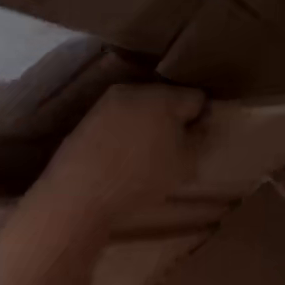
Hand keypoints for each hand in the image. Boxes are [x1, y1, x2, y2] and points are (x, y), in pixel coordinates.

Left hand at [31, 83, 206, 223]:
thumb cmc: (141, 178)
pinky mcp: (89, 116)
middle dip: (175, 117)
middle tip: (175, 146)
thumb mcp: (184, 163)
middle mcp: (136, 90)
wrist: (80, 194)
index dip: (202, 116)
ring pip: (143, 106)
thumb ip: (200, 137)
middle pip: (168, 98)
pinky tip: (124, 154)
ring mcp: (109, 101)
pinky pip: (121, 116)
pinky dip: (128, 129)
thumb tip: (203, 121)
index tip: (198, 137)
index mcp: (164, 97)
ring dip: (151, 122)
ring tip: (148, 152)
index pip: (197, 97)